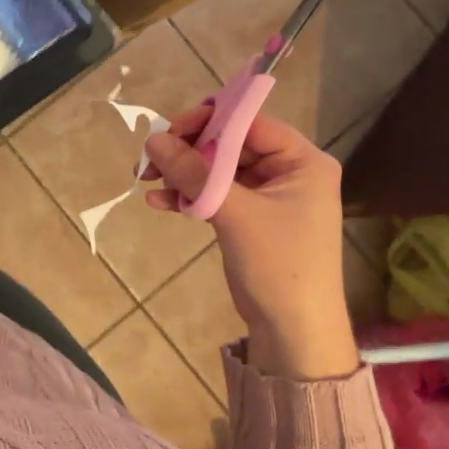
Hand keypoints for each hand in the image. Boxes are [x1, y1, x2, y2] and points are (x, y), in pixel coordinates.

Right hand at [142, 106, 358, 378]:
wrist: (292, 326)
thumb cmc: (278, 264)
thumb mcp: (234, 213)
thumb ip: (194, 173)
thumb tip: (153, 140)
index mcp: (301, 161)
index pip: (250, 123)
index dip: (208, 122)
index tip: (167, 132)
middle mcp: (286, 171)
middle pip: (228, 144)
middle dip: (188, 150)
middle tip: (151, 160)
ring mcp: (265, 195)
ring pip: (215, 169)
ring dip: (182, 173)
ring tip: (147, 182)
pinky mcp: (247, 217)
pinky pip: (212, 193)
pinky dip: (186, 195)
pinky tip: (160, 202)